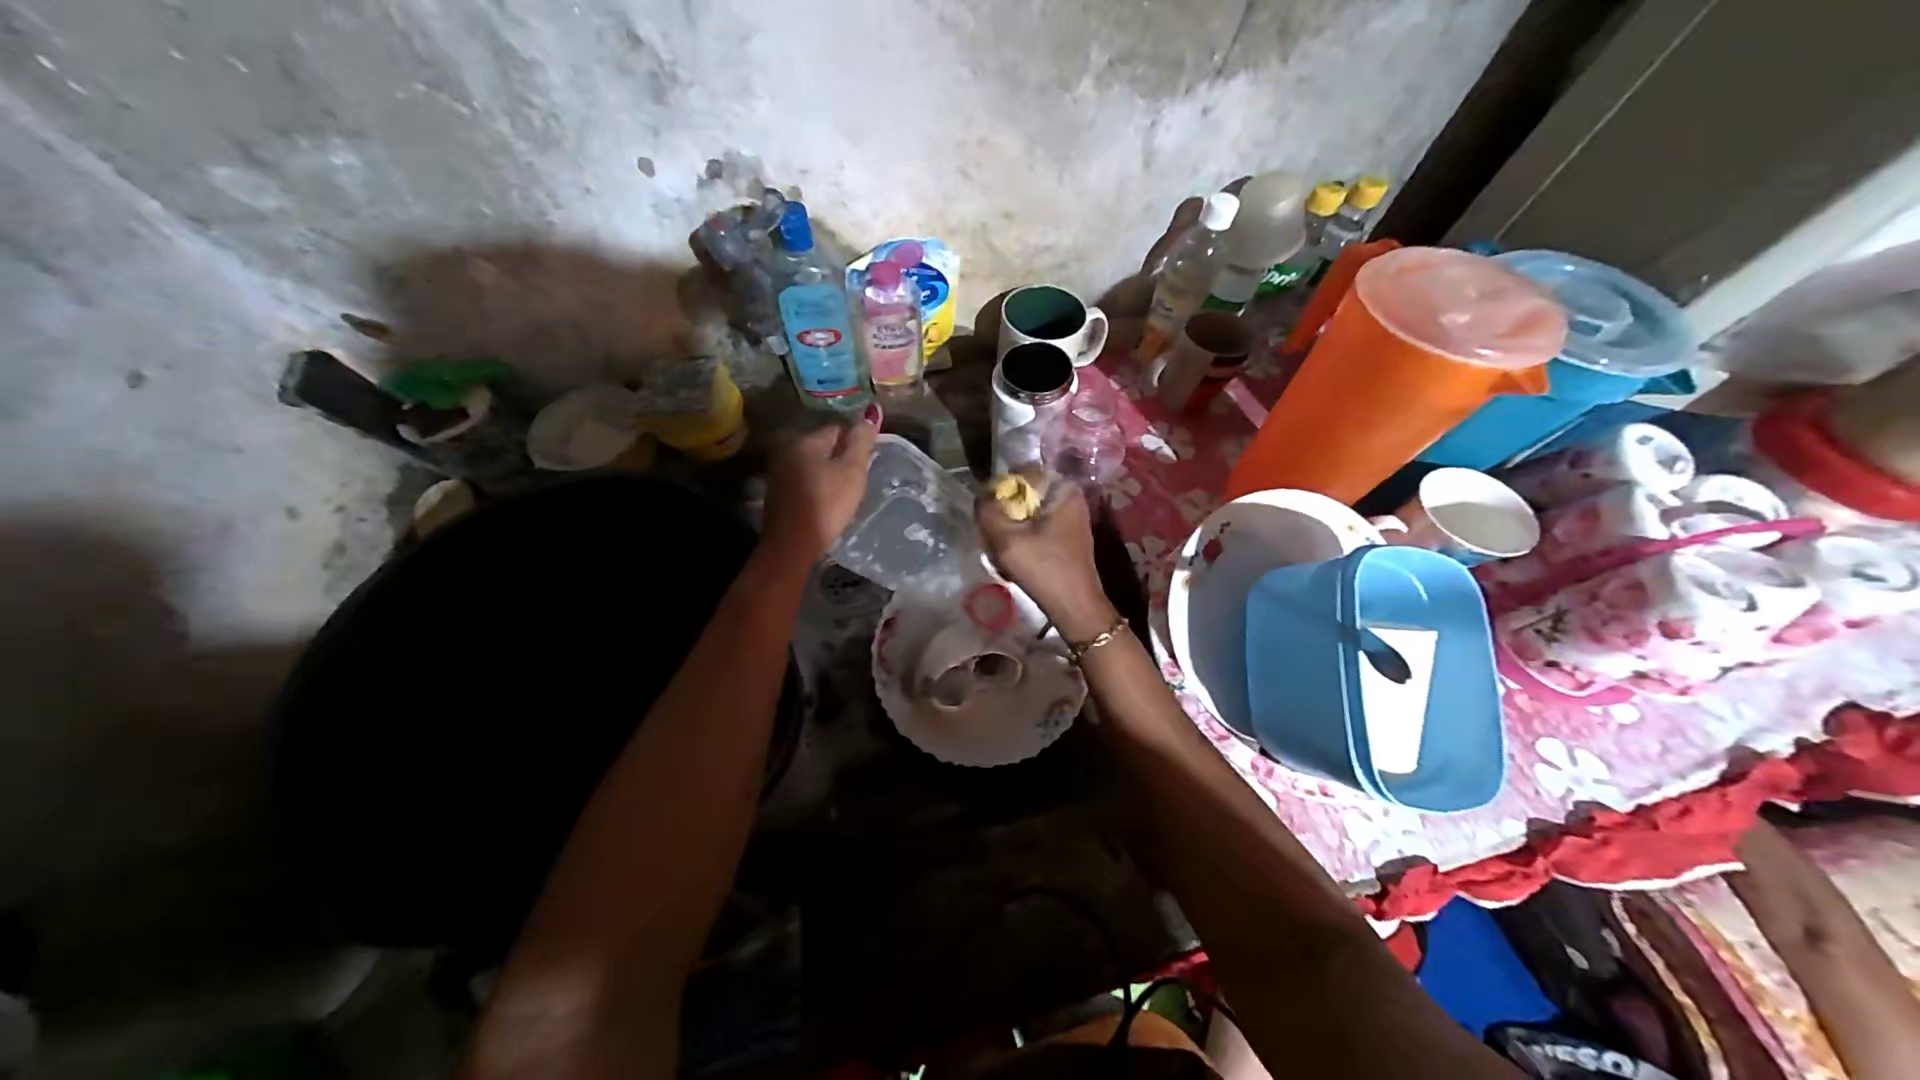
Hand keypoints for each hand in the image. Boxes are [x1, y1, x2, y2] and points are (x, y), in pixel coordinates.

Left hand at [762, 404, 880, 561]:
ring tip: (846, 491)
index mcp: (805, 440)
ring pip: (813, 465)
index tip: (867, 461)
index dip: (856, 442)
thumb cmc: (827, 504)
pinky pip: (804, 481)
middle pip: (823, 446)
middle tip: (858, 478)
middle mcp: (787, 450)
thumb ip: (862, 440)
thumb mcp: (852, 470)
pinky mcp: (777, 494)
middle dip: (841, 457)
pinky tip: (827, 502)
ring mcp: (779, 473)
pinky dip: (817, 487)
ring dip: (829, 473)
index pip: (837, 429)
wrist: (792, 544)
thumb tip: (873, 409)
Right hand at [976, 475, 1113, 638]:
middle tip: (993, 533)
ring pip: (1029, 511)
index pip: (1020, 473)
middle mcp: (1070, 496)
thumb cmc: (1044, 569)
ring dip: (1011, 526)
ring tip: (1002, 547)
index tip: (988, 514)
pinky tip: (1015, 556)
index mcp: (1063, 488)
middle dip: (1005, 511)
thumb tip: (981, 497)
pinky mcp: (1068, 534)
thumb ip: (987, 512)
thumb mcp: (1006, 539)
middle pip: (1024, 493)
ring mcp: (1071, 516)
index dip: (998, 490)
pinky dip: (1023, 536)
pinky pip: (1037, 525)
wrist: (1075, 606)